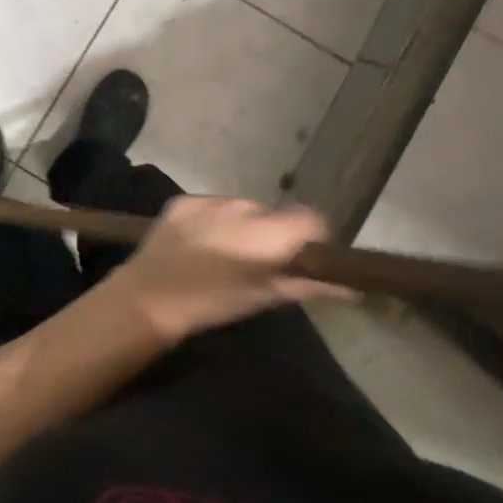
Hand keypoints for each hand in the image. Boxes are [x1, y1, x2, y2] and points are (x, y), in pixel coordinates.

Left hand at [106, 196, 337, 344]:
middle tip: (260, 261)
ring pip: (242, 207)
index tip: (304, 256)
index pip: (311, 218)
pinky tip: (199, 242)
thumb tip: (350, 287)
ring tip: (225, 253)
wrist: (151, 296)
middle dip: (273, 233)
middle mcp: (243, 207)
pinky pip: (211, 205)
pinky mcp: (184, 200)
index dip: (312, 237)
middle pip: (274, 213)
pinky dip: (213, 220)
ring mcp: (210, 200)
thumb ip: (309, 286)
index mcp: (268, 233)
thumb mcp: (265, 298)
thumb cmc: (215, 303)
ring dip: (242, 225)